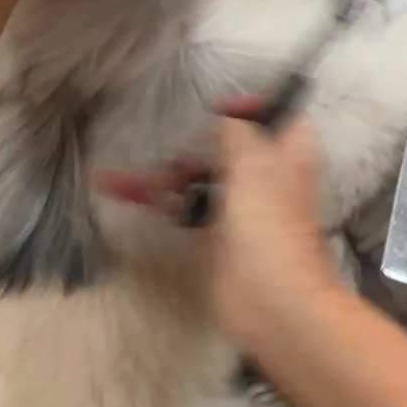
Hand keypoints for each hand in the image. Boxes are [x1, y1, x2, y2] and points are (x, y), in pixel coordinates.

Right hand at [97, 98, 340, 341]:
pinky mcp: (216, 236)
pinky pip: (184, 206)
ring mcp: (241, 207)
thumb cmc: (268, 225)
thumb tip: (228, 120)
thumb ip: (239, 134)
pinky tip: (116, 187)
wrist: (271, 299)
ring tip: (126, 174)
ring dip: (166, 171)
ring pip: (201, 177)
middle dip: (198, 142)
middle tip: (173, 148)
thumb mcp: (255, 165)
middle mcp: (268, 177)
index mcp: (289, 155)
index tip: (218, 108)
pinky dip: (155, 197)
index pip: (281, 117)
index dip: (254, 106)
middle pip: (233, 147)